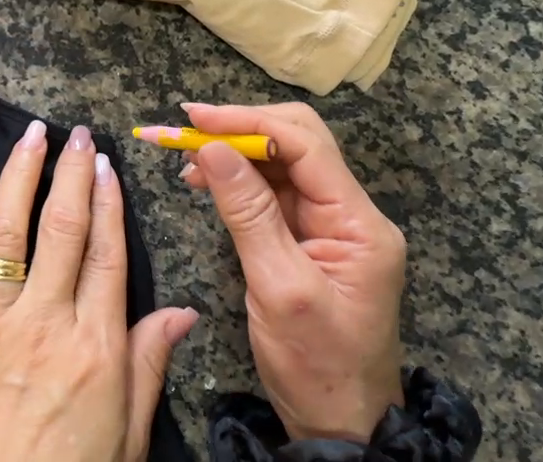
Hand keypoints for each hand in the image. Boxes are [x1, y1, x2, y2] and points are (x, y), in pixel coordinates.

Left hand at [0, 121, 199, 461]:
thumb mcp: (128, 430)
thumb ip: (150, 363)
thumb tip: (183, 311)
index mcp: (96, 344)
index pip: (108, 254)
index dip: (109, 203)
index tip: (106, 164)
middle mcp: (47, 320)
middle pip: (64, 230)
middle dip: (72, 174)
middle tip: (77, 134)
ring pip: (10, 229)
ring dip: (22, 174)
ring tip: (32, 134)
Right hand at [180, 103, 405, 442]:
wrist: (340, 423)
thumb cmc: (315, 364)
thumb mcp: (278, 287)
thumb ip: (247, 213)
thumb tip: (212, 148)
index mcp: (359, 223)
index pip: (305, 146)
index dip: (248, 122)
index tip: (194, 119)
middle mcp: (349, 213)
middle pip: (297, 142)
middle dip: (239, 128)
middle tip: (185, 129)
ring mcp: (329, 223)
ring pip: (280, 161)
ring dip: (232, 150)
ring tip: (183, 155)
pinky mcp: (308, 236)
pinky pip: (270, 189)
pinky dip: (235, 177)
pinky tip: (203, 179)